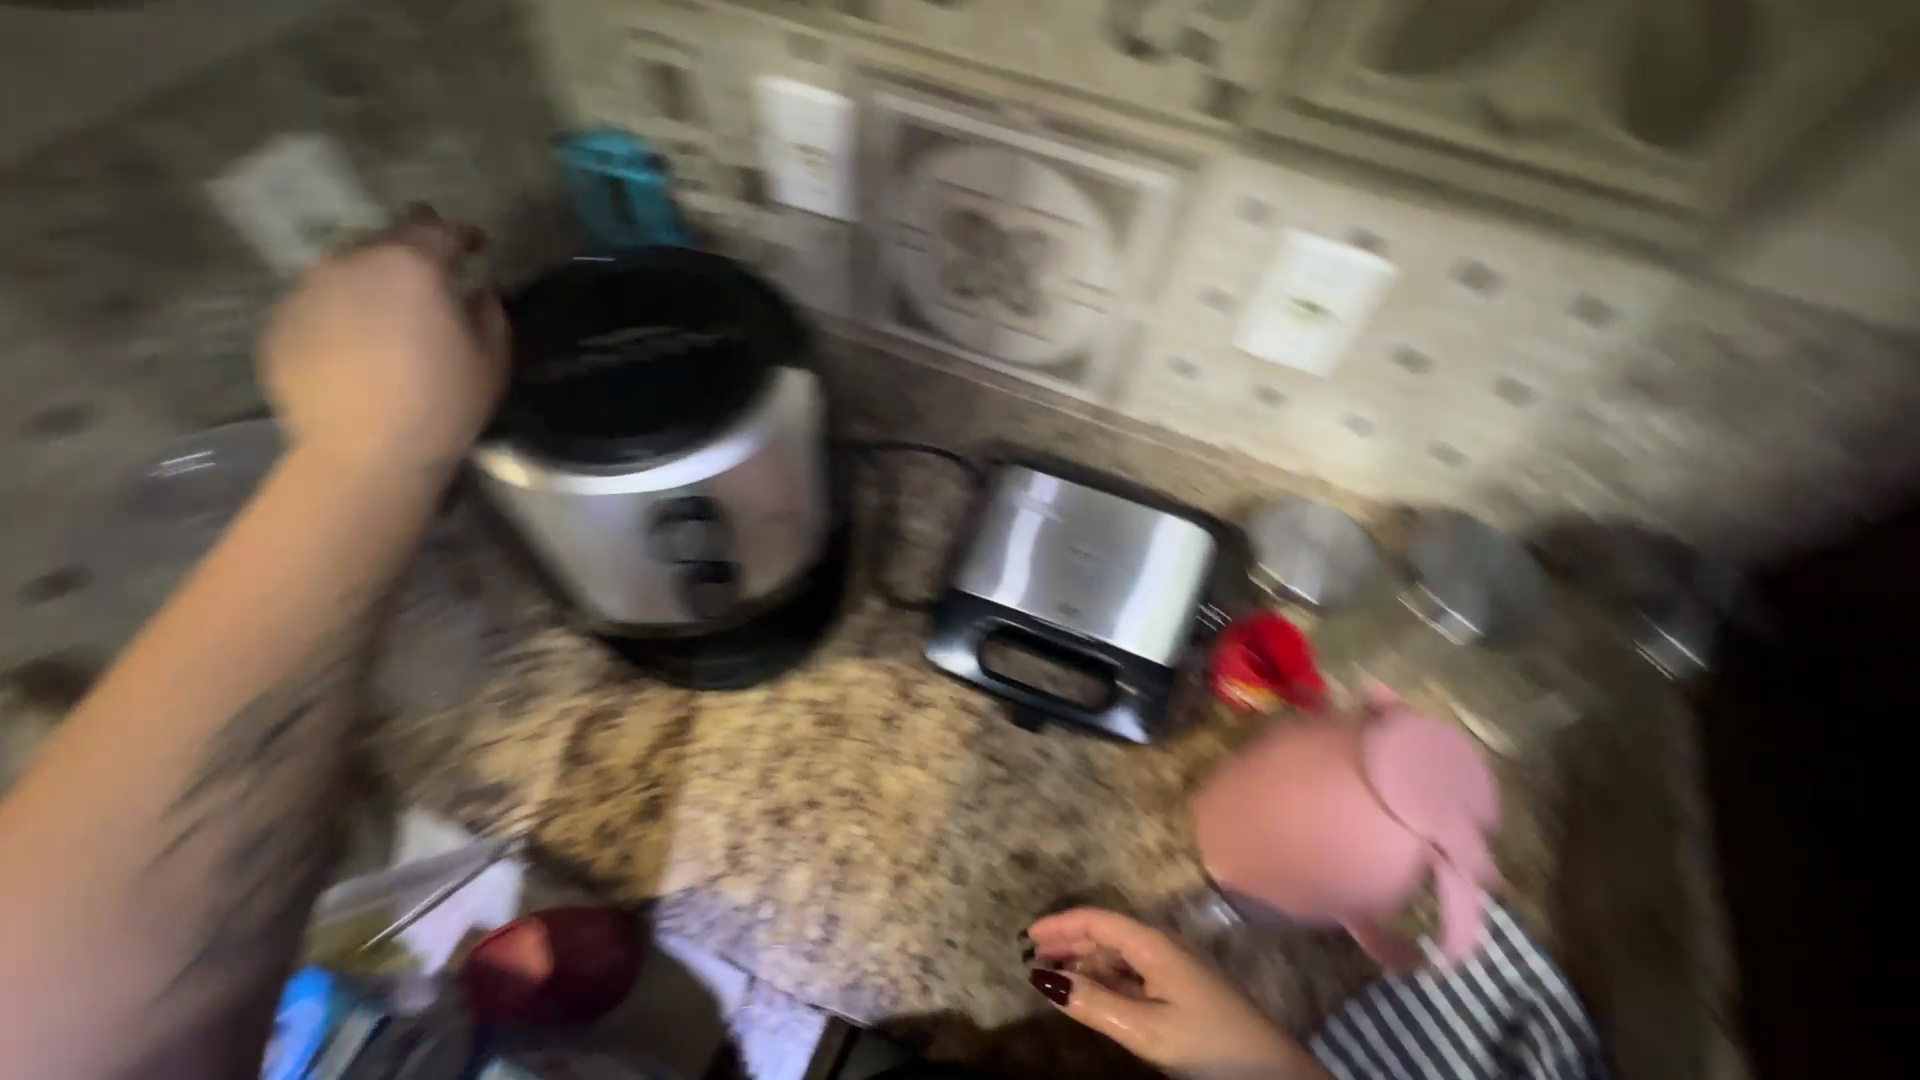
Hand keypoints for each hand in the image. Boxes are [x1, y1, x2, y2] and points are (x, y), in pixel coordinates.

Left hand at [259, 205, 508, 474]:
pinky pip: (319, 304)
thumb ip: (488, 314)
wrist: (364, 453)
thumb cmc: (443, 405)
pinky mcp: (279, 322)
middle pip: (385, 241)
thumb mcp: (491, 361)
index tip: (477, 243)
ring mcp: (307, 290)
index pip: (438, 230)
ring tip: (390, 310)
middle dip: (412, 251)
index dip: (461, 233)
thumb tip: (476, 293)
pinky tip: (357, 345)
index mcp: (411, 267)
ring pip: (346, 269)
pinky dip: (342, 312)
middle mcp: (351, 263)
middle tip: (432, 272)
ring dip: (373, 280)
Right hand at [1026, 908, 1326, 1079]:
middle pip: (1107, 932)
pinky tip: (1090, 993)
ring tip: (1053, 976)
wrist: (1272, 1075)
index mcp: (1154, 944)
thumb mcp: (1146, 1028)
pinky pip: (1131, 973)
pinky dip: (1104, 979)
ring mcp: (1173, 968)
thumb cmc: (1208, 1044)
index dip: (1062, 923)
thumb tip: (1045, 980)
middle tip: (1032, 955)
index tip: (1028, 935)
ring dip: (1084, 961)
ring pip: (1118, 954)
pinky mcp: (1180, 991)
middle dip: (1068, 940)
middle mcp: (1162, 947)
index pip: (1099, 920)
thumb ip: (1095, 1003)